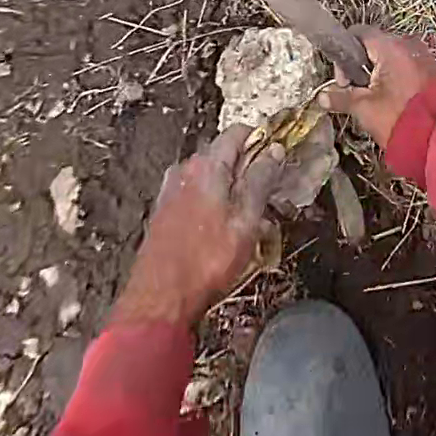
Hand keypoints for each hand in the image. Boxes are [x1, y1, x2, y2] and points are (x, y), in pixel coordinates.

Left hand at [107, 126, 286, 328]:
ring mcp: (170, 191)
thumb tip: (274, 149)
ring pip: (210, 172)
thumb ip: (261, 179)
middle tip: (267, 188)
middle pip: (223, 151)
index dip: (261, 139)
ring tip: (247, 210)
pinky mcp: (163, 211)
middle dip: (247, 163)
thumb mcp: (246, 219)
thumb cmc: (208, 260)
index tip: (278, 157)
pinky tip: (222, 222)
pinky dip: (213, 196)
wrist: (157, 304)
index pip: (237, 132)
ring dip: (230, 182)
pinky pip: (195, 189)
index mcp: (207, 166)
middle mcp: (185, 171)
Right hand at [320, 28, 435, 147]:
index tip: (343, 78)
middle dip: (362, 65)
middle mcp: (409, 44)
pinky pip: (407, 65)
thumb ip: (342, 97)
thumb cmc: (400, 116)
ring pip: (392, 57)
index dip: (345, 52)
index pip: (360, 33)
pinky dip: (396, 77)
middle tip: (356, 91)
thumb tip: (323, 95)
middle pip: (376, 45)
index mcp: (391, 47)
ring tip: (374, 99)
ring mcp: (423, 55)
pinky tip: (393, 99)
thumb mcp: (365, 108)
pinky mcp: (432, 69)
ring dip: (379, 73)